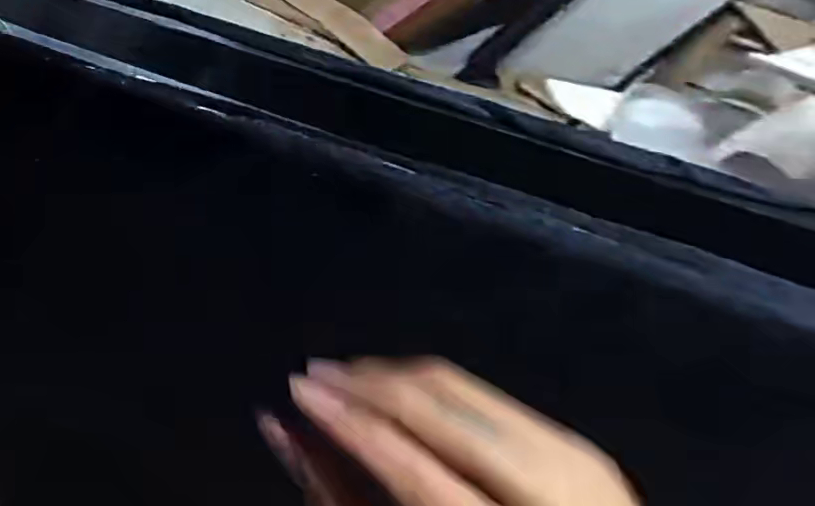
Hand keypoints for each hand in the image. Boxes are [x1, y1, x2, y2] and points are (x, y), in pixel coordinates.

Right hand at [260, 359, 638, 505]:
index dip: (348, 422)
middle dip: (365, 387)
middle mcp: (567, 505)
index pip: (416, 472)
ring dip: (389, 377)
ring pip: (458, 390)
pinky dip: (426, 385)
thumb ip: (334, 491)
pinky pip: (483, 393)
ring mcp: (589, 477)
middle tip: (312, 374)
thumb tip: (277, 424)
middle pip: (440, 414)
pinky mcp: (581, 452)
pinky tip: (392, 390)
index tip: (295, 387)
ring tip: (343, 378)